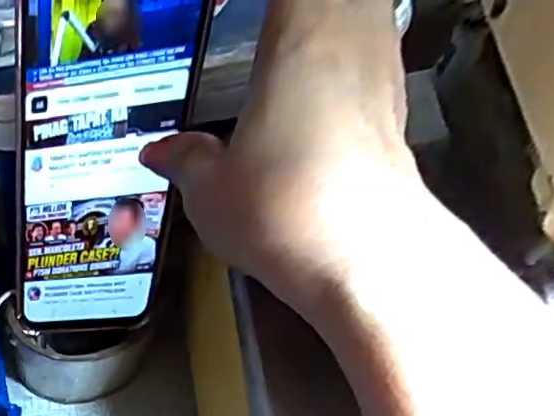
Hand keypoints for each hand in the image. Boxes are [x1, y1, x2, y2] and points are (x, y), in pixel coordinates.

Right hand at [140, 0, 424, 309]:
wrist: (357, 252)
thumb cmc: (282, 210)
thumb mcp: (209, 189)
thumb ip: (184, 158)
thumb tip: (160, 151)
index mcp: (298, 28)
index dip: (237, 1)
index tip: (216, 12)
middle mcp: (350, 29)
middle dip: (289, 12)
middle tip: (250, 24)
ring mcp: (381, 62)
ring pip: (358, 7)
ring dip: (323, 20)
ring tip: (281, 49)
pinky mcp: (393, 102)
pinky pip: (369, 47)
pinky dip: (342, 52)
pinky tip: (311, 90)